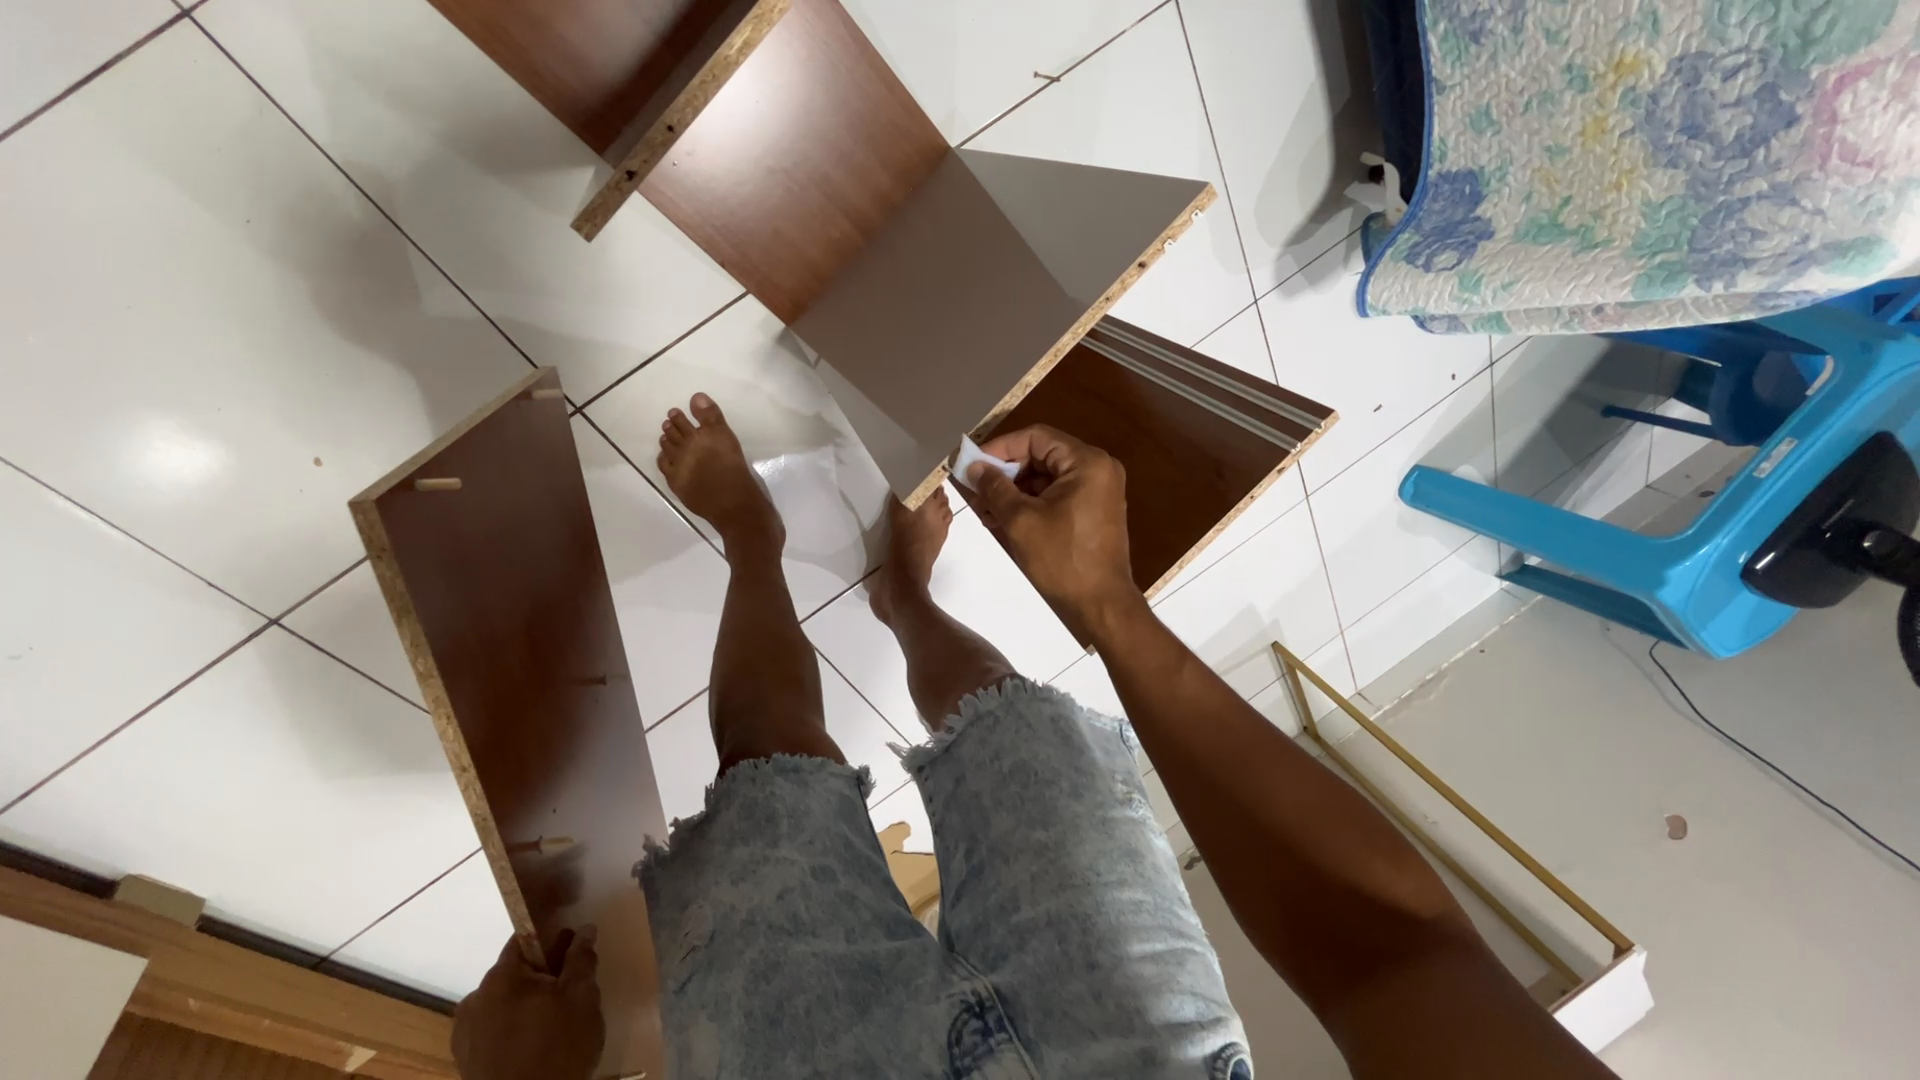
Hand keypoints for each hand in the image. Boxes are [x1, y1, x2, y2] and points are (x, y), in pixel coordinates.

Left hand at [453, 928, 603, 1079]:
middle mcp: (475, 999)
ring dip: (527, 1006)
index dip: (551, 941)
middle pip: (514, 973)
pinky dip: (513, 1030)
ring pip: (504, 1003)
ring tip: (554, 1026)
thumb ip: (581, 960)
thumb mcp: (582, 998)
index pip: (525, 940)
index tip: (573, 954)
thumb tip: (583, 930)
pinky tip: (534, 1047)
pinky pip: (494, 1030)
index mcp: (500, 978)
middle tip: (570, 994)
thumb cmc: (557, 1049)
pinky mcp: (466, 1061)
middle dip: (541, 978)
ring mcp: (466, 1033)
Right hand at [970, 425, 1144, 639]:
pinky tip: (1002, 519)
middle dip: (1005, 472)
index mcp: (1087, 463)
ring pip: (1045, 478)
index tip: (973, 464)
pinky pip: (1055, 496)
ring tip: (983, 509)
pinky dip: (1029, 504)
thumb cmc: (1062, 560)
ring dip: (1014, 491)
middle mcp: (1097, 469)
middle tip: (975, 489)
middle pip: (1041, 456)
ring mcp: (1097, 491)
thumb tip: (975, 468)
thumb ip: (995, 488)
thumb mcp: (1020, 521)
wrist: (1101, 604)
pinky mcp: (1092, 511)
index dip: (1000, 448)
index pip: (1036, 437)